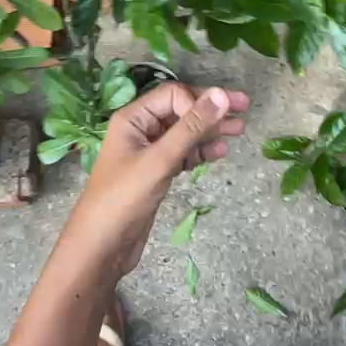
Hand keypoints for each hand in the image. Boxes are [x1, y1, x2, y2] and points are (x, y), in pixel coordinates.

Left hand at [60, 83, 249, 275]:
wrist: (100, 250)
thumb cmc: (123, 199)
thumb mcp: (160, 160)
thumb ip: (191, 127)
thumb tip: (221, 94)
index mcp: (133, 118)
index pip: (173, 95)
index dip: (196, 102)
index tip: (215, 120)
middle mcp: (140, 129)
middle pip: (181, 109)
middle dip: (211, 109)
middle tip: (245, 106)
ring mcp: (148, 152)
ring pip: (185, 132)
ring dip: (210, 130)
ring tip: (240, 130)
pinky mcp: (156, 173)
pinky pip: (183, 153)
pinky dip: (201, 151)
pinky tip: (220, 152)